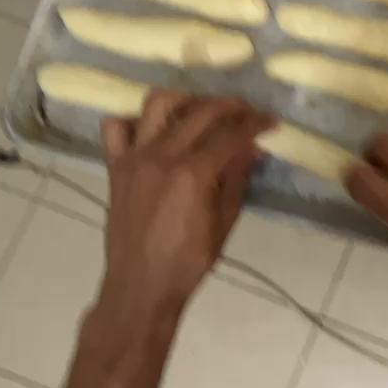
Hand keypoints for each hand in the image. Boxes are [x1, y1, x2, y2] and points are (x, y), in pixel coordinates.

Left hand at [94, 92, 274, 329]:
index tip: (272, 121)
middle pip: (202, 112)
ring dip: (185, 100)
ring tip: (201, 110)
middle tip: (247, 112)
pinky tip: (154, 131)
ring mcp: (135, 158)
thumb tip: (253, 148)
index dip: (256, 124)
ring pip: (158, 105)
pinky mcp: (116, 167)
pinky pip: (116, 129)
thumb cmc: (188, 261)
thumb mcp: (225, 221)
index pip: (233, 135)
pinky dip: (134, 122)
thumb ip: (237, 178)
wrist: (139, 287)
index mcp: (194, 173)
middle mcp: (163, 156)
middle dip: (231, 106)